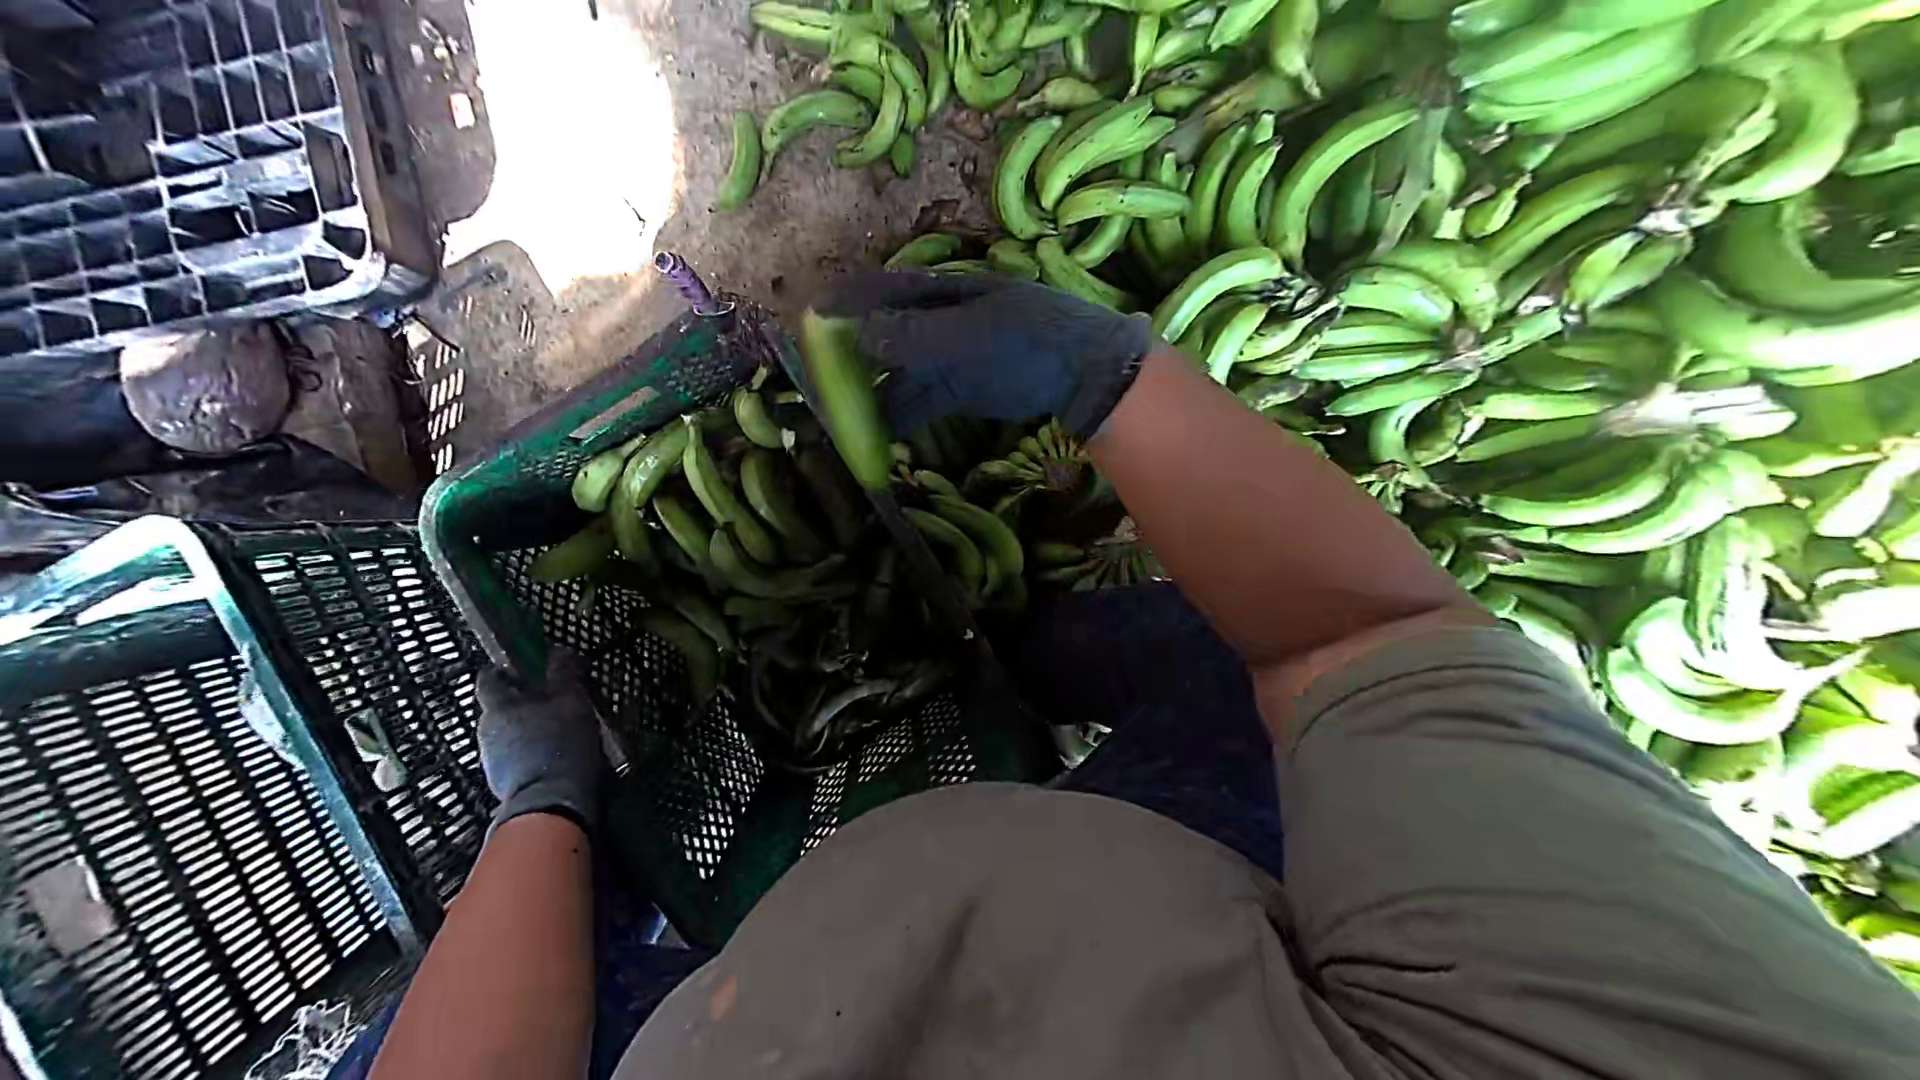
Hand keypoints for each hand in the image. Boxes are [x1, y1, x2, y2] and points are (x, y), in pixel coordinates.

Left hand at [476, 650, 605, 835]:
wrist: (552, 803)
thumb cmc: (561, 743)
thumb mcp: (573, 701)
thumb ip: (565, 674)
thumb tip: (558, 649)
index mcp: (498, 707)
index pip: (489, 678)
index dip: (504, 668)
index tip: (523, 664)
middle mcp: (486, 730)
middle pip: (500, 706)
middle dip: (524, 699)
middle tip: (554, 696)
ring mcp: (491, 758)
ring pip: (508, 730)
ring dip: (528, 724)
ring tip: (559, 726)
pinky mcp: (502, 780)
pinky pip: (515, 754)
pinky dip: (530, 747)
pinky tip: (555, 751)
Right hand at [814, 271, 1153, 437]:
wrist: (1084, 374)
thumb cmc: (1031, 340)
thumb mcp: (972, 335)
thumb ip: (916, 337)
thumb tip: (859, 335)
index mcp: (941, 293)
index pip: (881, 293)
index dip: (845, 305)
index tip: (809, 322)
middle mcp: (936, 323)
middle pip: (882, 337)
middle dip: (850, 360)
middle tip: (818, 385)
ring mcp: (946, 358)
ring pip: (896, 375)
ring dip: (870, 396)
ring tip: (839, 420)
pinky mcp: (957, 391)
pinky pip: (918, 402)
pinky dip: (897, 418)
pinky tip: (876, 436)